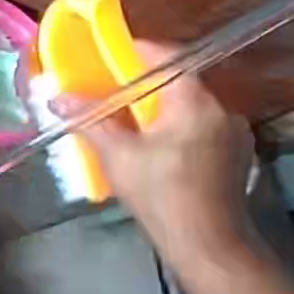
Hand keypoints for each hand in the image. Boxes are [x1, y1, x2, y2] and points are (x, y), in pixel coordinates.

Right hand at [54, 40, 260, 269]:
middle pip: (177, 83)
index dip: (135, 51)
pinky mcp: (235, 155)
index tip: (108, 52)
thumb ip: (90, 120)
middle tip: (109, 92)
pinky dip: (175, 129)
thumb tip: (57, 98)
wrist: (206, 241)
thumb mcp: (116, 155)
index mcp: (194, 102)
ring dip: (158, 109)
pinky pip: (200, 128)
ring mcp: (233, 133)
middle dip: (141, 85)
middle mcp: (221, 109)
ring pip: (188, 108)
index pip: (166, 59)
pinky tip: (156, 149)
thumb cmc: (159, 193)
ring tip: (129, 124)